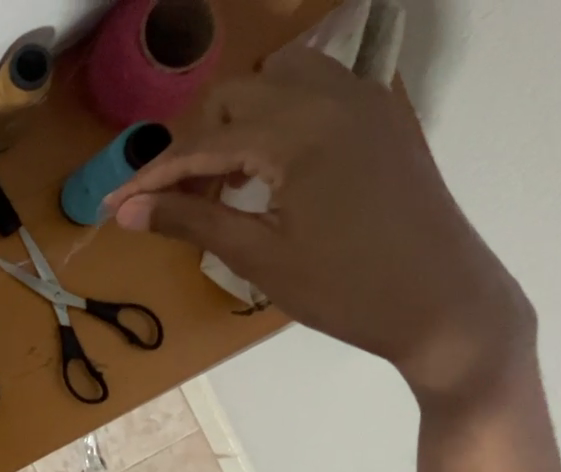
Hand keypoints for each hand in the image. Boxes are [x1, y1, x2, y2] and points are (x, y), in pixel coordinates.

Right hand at [102, 48, 535, 403]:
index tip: (116, 205)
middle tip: (175, 201)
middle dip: (194, 144)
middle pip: (237, 96)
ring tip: (222, 179)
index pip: (206, 142)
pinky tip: (267, 169)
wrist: (444, 303)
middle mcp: (335, 99)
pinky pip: (317, 91)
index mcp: (301, 134)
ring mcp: (366, 103)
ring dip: (238, 121)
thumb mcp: (258, 257)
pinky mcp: (383, 118)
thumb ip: (191, 222)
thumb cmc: (345, 289)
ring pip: (279, 80)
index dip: (154, 176)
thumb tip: (127, 210)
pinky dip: (278, 118)